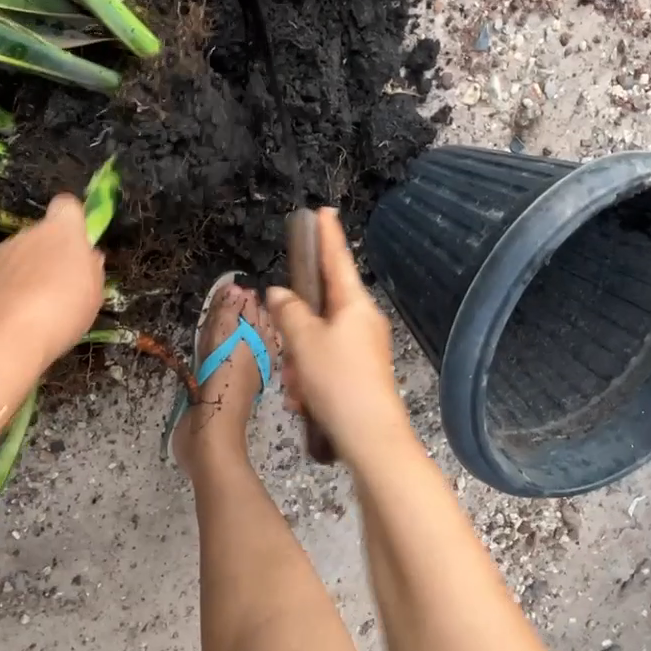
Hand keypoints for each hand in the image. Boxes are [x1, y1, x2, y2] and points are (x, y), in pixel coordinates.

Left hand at [0, 194, 104, 397]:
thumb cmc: (60, 312)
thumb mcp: (93, 295)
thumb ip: (91, 269)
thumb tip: (88, 257)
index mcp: (59, 231)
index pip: (67, 205)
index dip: (73, 220)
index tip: (78, 243)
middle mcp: (24, 236)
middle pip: (40, 237)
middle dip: (48, 256)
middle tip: (60, 289)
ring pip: (16, 259)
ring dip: (25, 277)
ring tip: (33, 312)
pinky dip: (3, 295)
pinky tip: (10, 323)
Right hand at [266, 208, 414, 467]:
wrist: (371, 439)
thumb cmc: (339, 382)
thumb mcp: (304, 343)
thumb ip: (288, 312)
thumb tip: (280, 293)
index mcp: (354, 304)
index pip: (337, 259)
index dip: (327, 235)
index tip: (324, 211)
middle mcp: (362, 320)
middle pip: (319, 307)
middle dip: (295, 330)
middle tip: (287, 351)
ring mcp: (362, 348)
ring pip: (316, 341)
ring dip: (299, 361)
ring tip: (297, 386)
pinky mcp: (359, 373)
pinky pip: (324, 365)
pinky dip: (308, 379)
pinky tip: (303, 401)